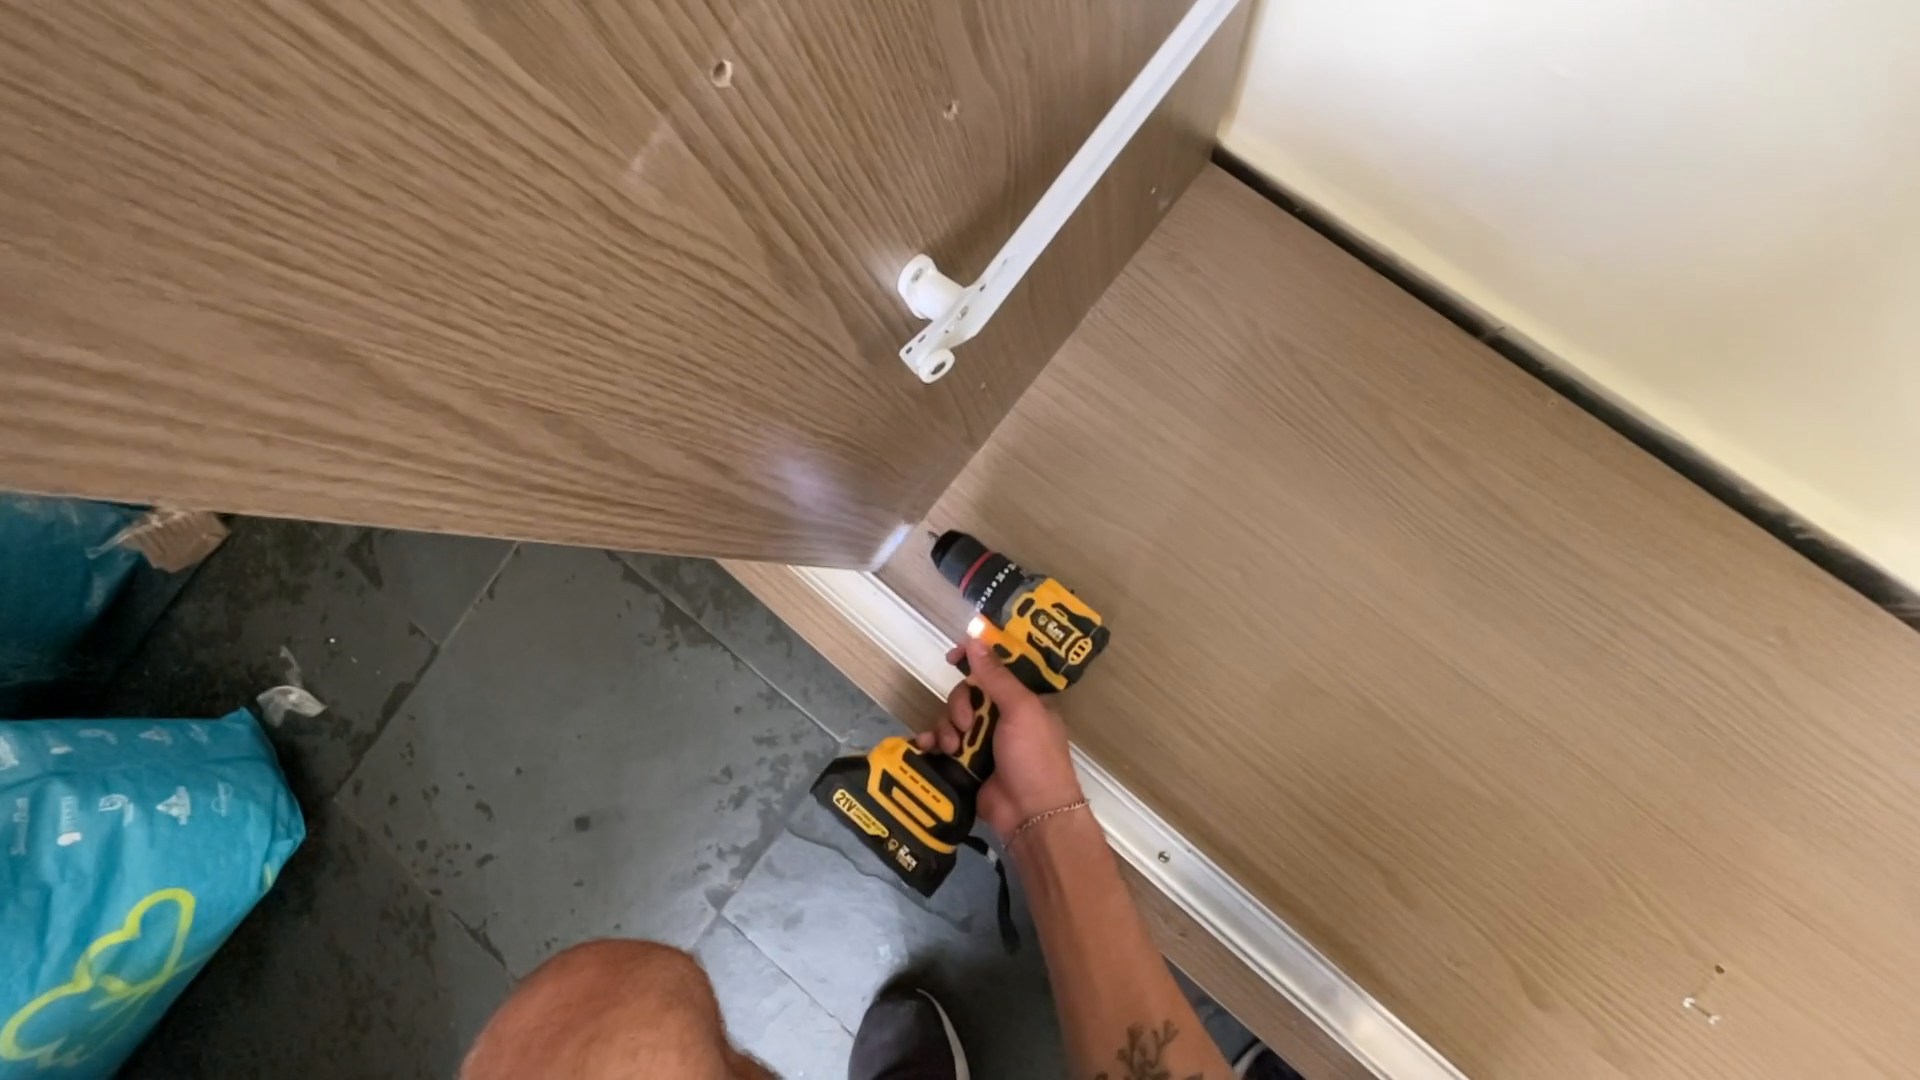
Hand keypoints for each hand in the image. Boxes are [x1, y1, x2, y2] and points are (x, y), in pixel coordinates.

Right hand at [914, 638, 1083, 837]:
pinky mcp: (966, 763)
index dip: (974, 659)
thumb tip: (976, 639)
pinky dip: (932, 743)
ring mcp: (982, 741)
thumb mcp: (1021, 710)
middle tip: (965, 724)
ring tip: (953, 747)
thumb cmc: (1034, 756)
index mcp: (1022, 700)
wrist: (1030, 815)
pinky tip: (926, 747)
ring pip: (950, 717)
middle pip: (966, 693)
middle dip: (959, 705)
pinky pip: (941, 743)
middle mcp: (1001, 716)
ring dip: (946, 727)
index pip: (994, 669)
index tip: (953, 656)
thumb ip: (996, 676)